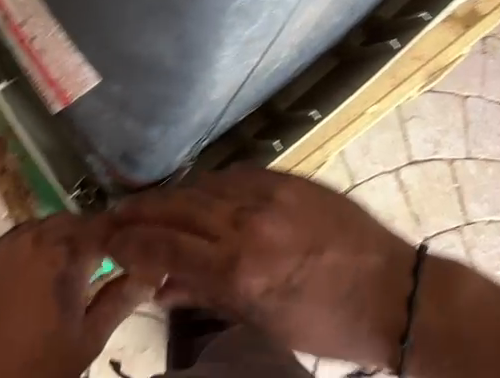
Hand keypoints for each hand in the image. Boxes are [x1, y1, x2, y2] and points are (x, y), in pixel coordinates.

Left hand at [0, 213, 147, 377]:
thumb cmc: (38, 366)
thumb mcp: (88, 338)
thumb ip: (121, 299)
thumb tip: (152, 273)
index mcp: (64, 253)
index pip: (107, 226)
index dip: (126, 235)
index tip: (139, 250)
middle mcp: (35, 235)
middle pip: (77, 221)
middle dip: (96, 237)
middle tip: (110, 265)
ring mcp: (9, 242)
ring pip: (49, 224)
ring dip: (67, 238)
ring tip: (78, 271)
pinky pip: (24, 235)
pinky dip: (40, 244)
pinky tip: (45, 273)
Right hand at [107, 166, 416, 369]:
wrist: (393, 290)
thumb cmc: (328, 323)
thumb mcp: (265, 322)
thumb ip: (207, 295)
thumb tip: (159, 286)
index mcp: (240, 270)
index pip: (165, 248)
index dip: (129, 242)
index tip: (106, 240)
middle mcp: (246, 224)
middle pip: (174, 209)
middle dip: (138, 213)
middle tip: (111, 215)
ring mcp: (265, 194)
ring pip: (199, 187)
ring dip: (167, 197)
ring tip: (144, 204)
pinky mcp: (284, 176)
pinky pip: (230, 175)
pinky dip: (205, 186)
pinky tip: (193, 193)